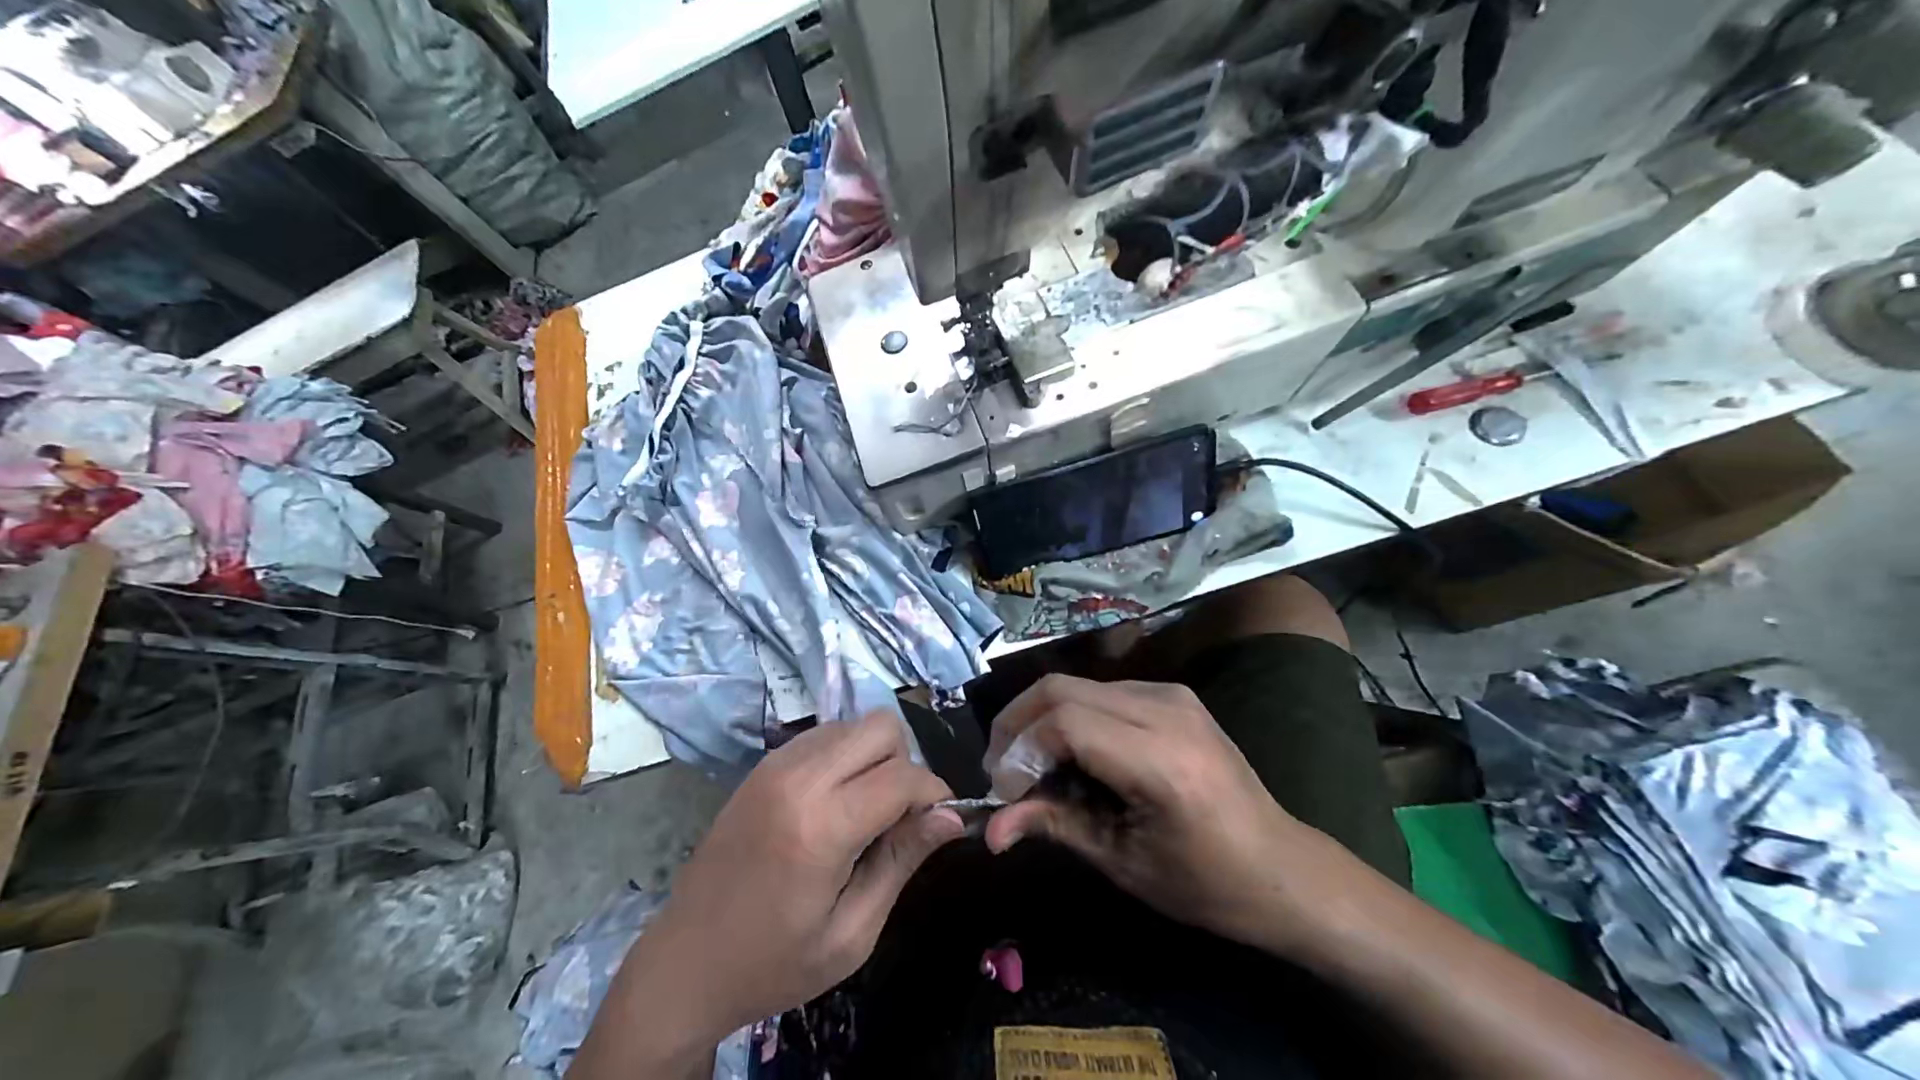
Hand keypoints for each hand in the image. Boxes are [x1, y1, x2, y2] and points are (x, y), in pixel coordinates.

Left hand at [589, 711, 963, 1069]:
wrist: (685, 963)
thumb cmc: (773, 962)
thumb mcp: (852, 933)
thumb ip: (903, 861)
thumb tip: (952, 817)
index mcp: (821, 825)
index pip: (903, 776)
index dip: (934, 795)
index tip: (940, 823)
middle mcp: (798, 777)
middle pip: (881, 727)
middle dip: (904, 765)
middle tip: (897, 817)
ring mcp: (774, 764)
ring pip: (853, 724)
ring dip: (874, 757)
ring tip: (865, 812)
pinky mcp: (762, 765)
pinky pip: (824, 736)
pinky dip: (844, 756)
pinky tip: (834, 803)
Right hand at [983, 674, 1346, 954]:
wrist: (1282, 868)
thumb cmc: (1206, 883)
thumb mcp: (1124, 863)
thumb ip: (1054, 826)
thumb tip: (989, 830)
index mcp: (1160, 760)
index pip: (1064, 722)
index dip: (1019, 751)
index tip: (1003, 792)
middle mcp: (1166, 711)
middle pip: (1060, 689)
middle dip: (1016, 725)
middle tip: (1000, 771)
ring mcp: (1171, 694)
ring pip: (1075, 685)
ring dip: (1039, 719)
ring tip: (1029, 767)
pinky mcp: (1172, 694)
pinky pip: (1100, 691)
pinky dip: (1068, 715)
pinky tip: (1068, 755)